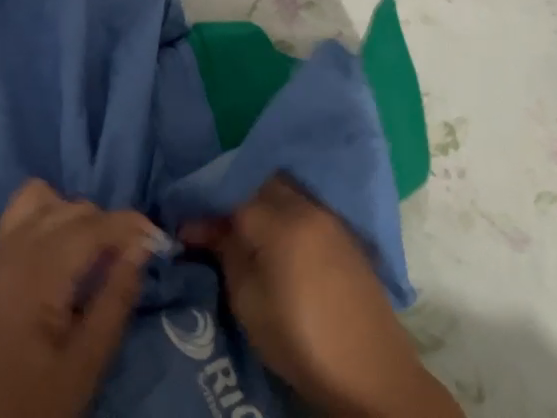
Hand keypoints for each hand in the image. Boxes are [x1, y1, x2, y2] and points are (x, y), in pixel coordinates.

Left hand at [0, 179, 159, 417]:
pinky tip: (66, 244)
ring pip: (41, 199)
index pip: (89, 226)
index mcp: (37, 273)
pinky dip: (48, 212)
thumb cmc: (38, 396)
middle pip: (68, 208)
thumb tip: (141, 247)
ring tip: (100, 250)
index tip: (158, 238)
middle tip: (135, 255)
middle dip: (107, 222)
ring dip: (76, 214)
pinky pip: (20, 211)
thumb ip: (115, 298)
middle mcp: (13, 248)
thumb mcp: (88, 359)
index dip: (127, 225)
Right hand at [181, 178, 461, 417]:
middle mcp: (308, 208)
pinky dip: (281, 211)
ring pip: (283, 190)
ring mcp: (331, 219)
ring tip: (239, 230)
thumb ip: (225, 252)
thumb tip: (200, 226)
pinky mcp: (345, 236)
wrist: (372, 375)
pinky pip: (303, 206)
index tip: (184, 229)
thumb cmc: (300, 340)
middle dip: (230, 194)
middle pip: (259, 181)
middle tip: (211, 224)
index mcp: (281, 221)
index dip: (202, 208)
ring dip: (257, 200)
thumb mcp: (248, 301)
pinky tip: (271, 238)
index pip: (229, 195)